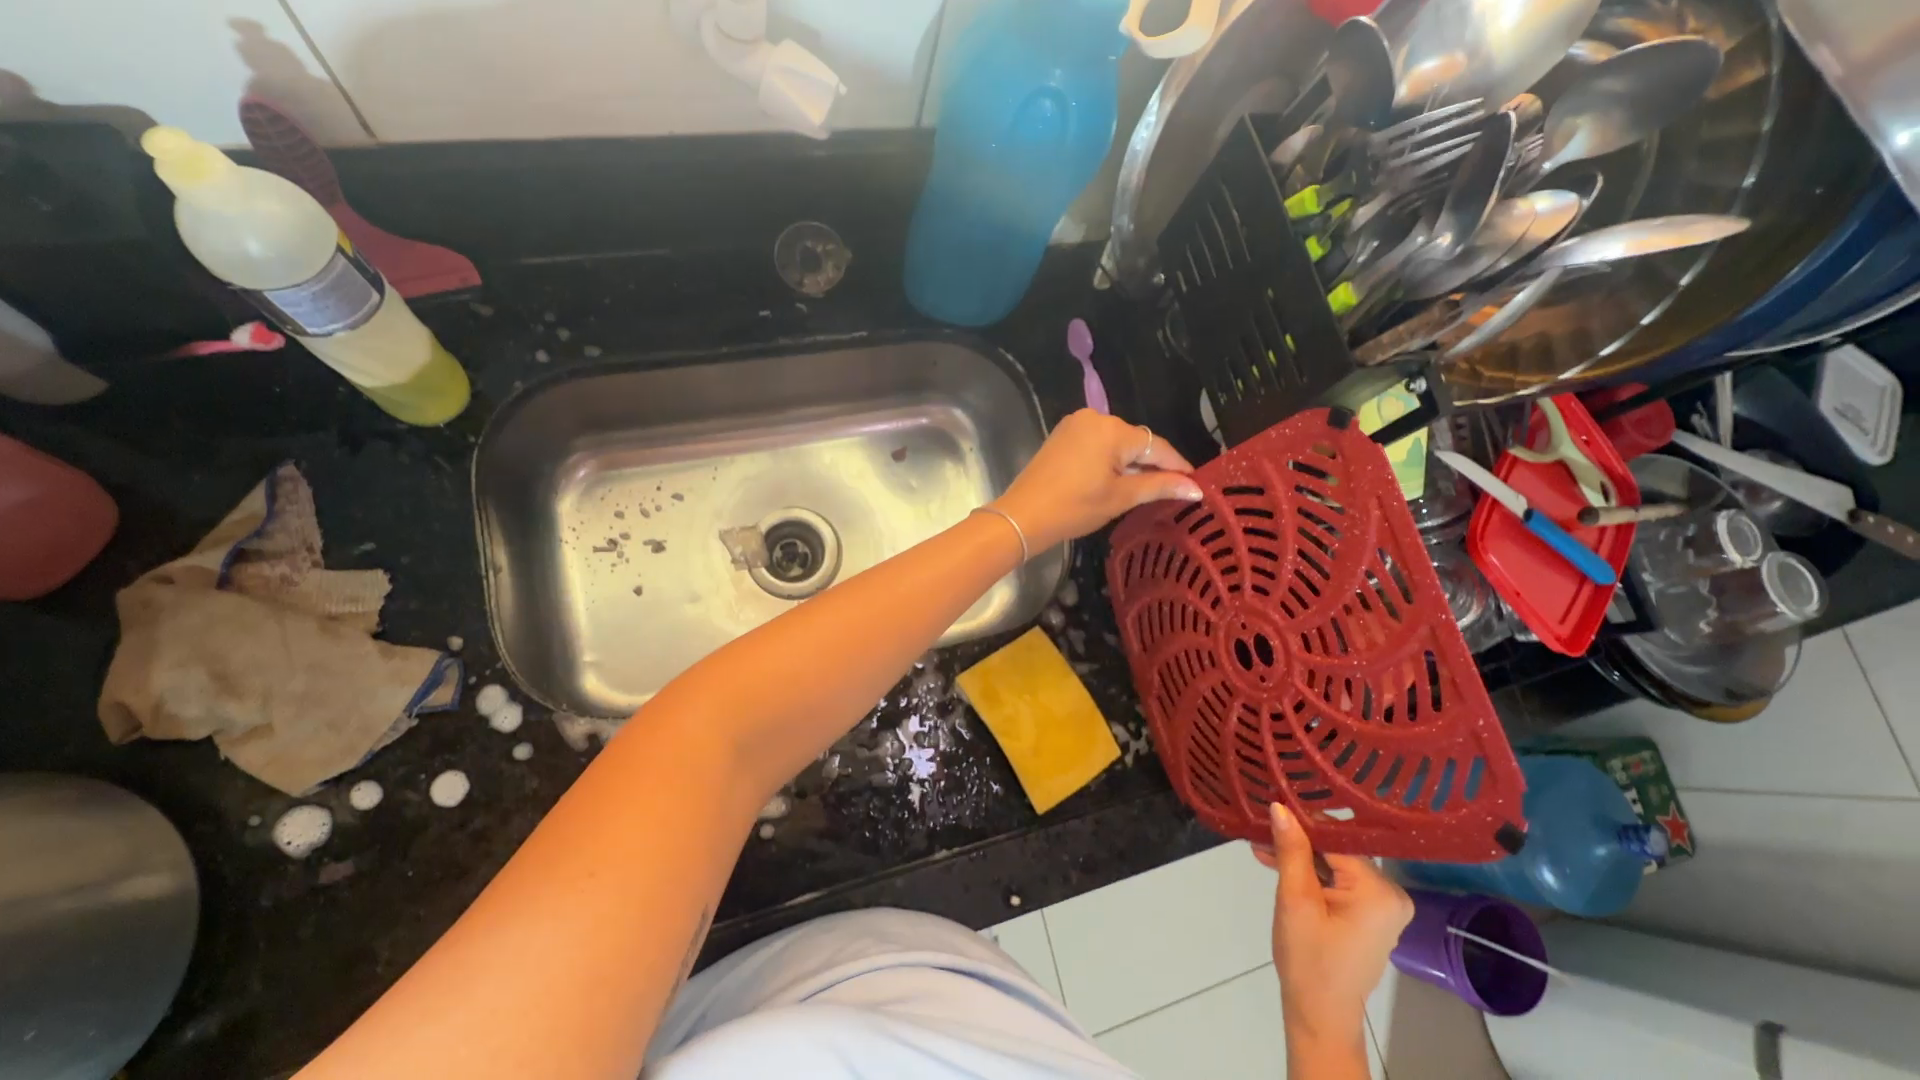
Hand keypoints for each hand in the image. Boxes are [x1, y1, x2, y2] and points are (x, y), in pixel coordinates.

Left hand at [991, 411, 1200, 551]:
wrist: (1023, 516)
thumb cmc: (1074, 507)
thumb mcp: (1120, 497)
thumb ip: (1159, 486)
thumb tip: (1195, 487)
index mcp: (1113, 430)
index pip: (1156, 445)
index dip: (1177, 466)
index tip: (1195, 484)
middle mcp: (1095, 418)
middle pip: (1136, 441)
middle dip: (1153, 464)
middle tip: (1172, 490)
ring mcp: (1075, 424)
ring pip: (1116, 443)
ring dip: (1131, 463)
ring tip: (1145, 489)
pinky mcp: (1062, 436)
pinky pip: (1097, 444)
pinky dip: (1110, 460)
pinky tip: (1116, 480)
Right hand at [1255, 802, 1412, 1047]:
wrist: (1319, 1014)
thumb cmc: (1307, 959)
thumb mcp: (1295, 901)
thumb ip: (1291, 851)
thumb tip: (1280, 807)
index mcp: (1379, 891)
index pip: (1337, 840)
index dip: (1302, 823)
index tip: (1270, 809)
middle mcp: (1392, 893)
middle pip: (1338, 851)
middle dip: (1298, 842)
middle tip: (1259, 831)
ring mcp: (1385, 906)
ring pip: (1336, 865)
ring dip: (1301, 858)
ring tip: (1262, 848)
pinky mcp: (1372, 914)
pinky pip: (1340, 882)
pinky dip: (1313, 876)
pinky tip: (1281, 867)